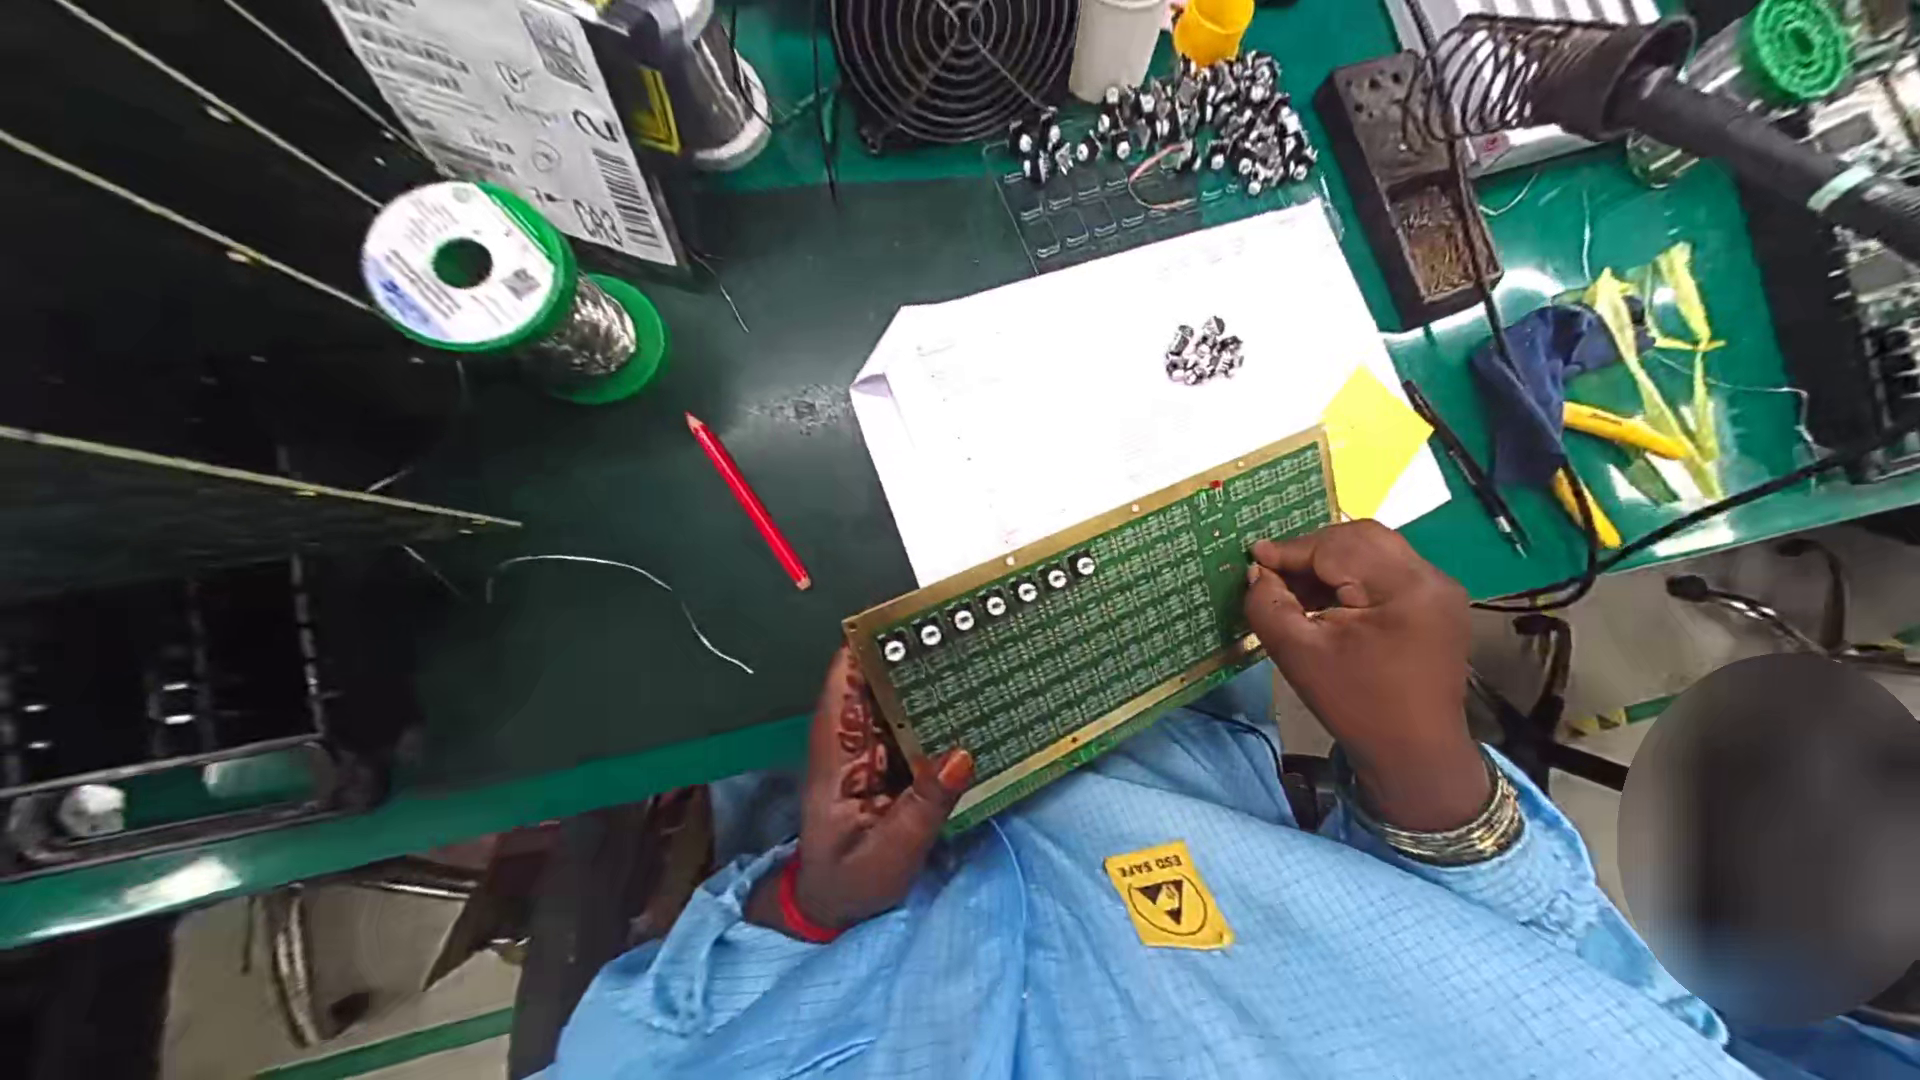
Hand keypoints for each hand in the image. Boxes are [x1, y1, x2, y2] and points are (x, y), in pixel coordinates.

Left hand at [746, 647, 973, 935]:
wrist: (835, 907)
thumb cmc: (849, 881)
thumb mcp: (891, 851)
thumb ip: (926, 804)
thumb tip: (963, 753)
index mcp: (836, 751)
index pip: (843, 680)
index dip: (867, 643)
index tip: (905, 617)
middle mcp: (850, 738)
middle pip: (873, 679)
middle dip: (906, 651)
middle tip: (953, 626)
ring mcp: (870, 747)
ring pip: (894, 696)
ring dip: (922, 675)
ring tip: (966, 649)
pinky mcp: (889, 760)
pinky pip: (910, 721)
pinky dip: (931, 706)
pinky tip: (963, 695)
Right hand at [1243, 521, 1488, 830]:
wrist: (1414, 754)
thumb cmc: (1354, 704)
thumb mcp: (1296, 652)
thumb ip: (1267, 604)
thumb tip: (1258, 570)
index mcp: (1404, 588)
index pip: (1336, 546)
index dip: (1290, 550)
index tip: (1253, 557)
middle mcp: (1431, 578)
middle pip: (1361, 537)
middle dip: (1312, 548)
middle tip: (1276, 571)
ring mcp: (1440, 590)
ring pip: (1374, 549)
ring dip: (1330, 560)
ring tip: (1297, 587)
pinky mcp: (1436, 603)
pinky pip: (1386, 569)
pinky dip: (1350, 575)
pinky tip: (1326, 599)